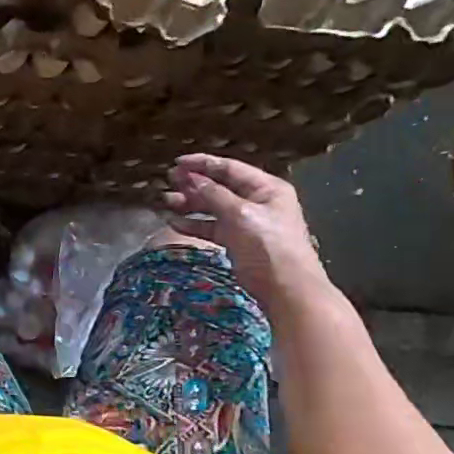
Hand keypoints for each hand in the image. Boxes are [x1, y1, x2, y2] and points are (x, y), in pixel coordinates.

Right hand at [160, 153, 327, 308]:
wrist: (287, 289)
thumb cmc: (268, 247)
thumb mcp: (240, 215)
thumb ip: (214, 194)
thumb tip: (191, 177)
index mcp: (266, 188)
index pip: (230, 168)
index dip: (202, 164)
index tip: (177, 163)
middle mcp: (256, 201)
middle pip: (220, 186)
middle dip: (193, 183)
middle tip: (169, 181)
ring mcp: (246, 222)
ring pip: (213, 207)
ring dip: (189, 204)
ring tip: (166, 201)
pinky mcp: (237, 241)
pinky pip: (212, 227)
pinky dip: (194, 224)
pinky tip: (175, 223)